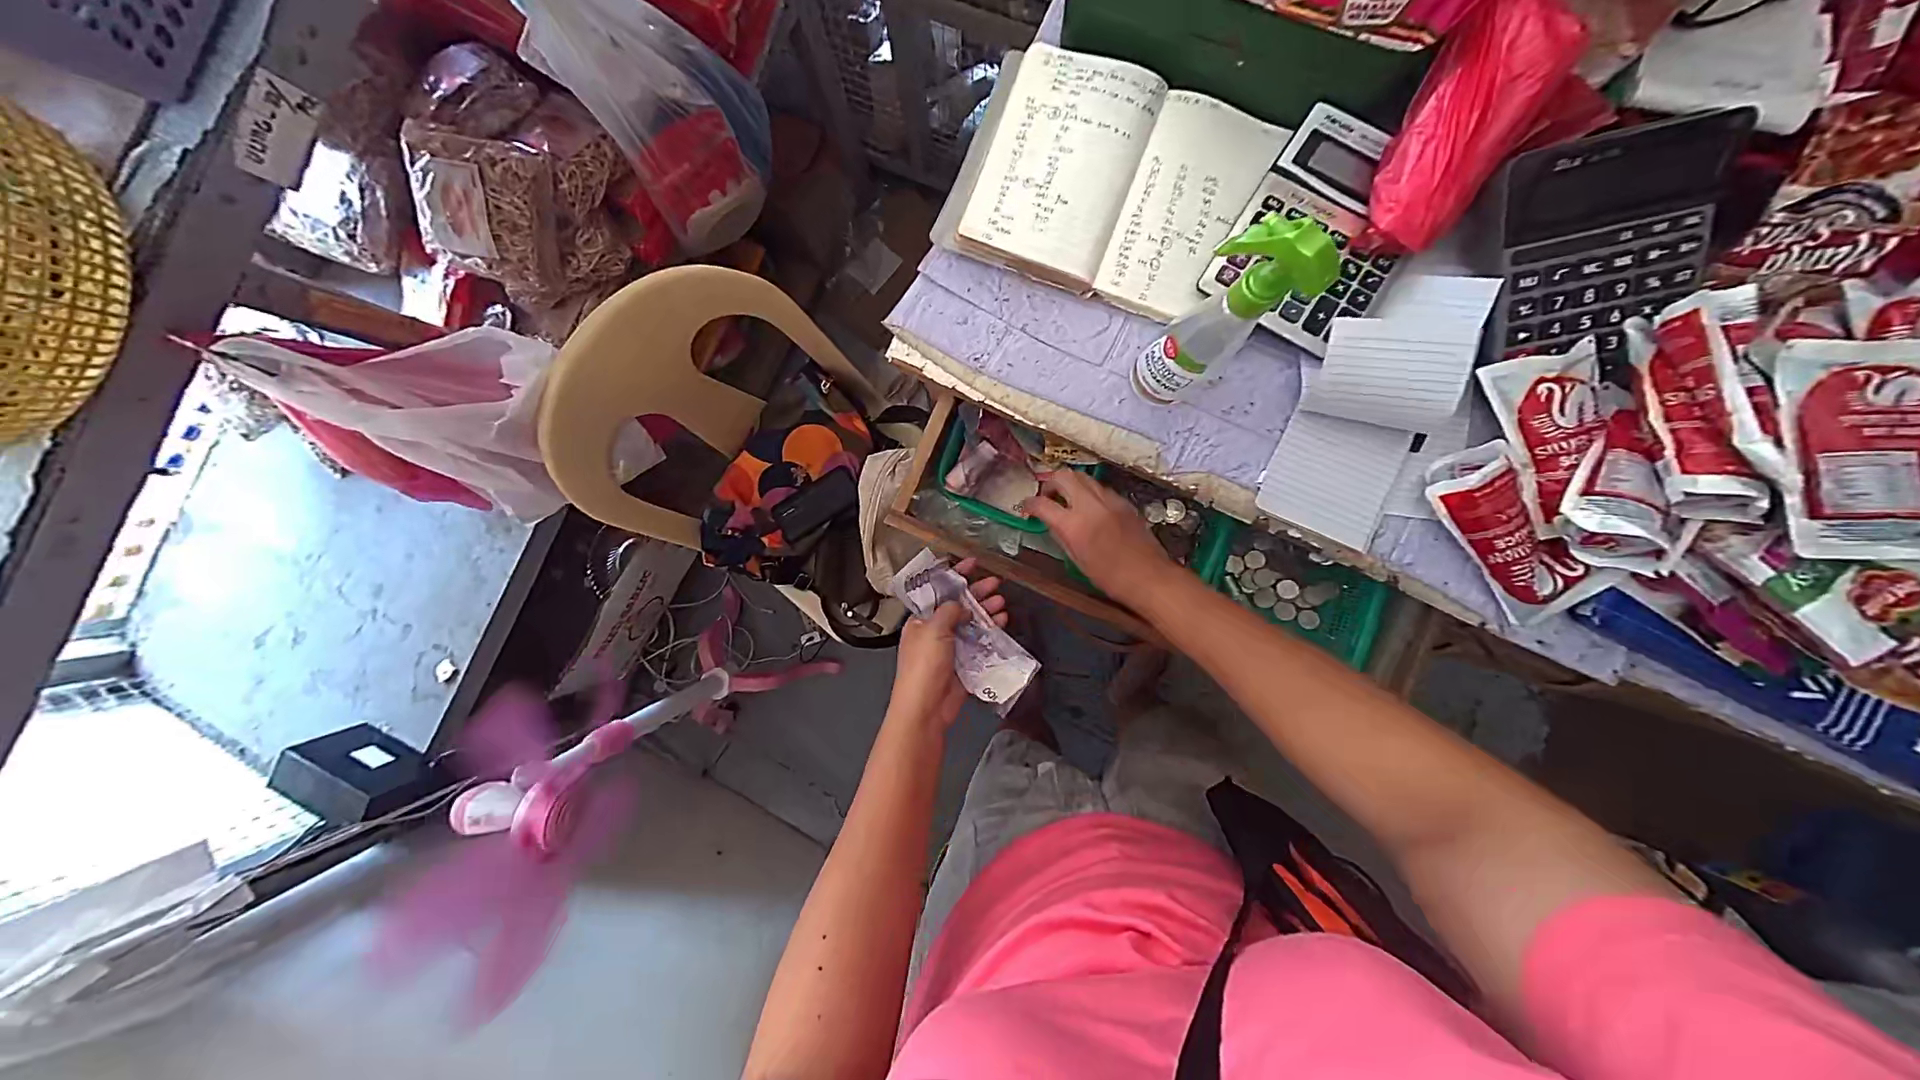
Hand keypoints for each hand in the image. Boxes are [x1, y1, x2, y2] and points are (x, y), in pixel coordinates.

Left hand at [887, 558, 1006, 733]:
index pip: (939, 592)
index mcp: (920, 621)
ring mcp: (949, 649)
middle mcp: (934, 633)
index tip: (972, 564)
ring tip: (1001, 604)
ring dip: (986, 612)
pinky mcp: (963, 666)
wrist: (926, 709)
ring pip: (971, 625)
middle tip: (995, 584)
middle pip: (959, 607)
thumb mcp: (933, 629)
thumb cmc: (922, 668)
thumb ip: (949, 610)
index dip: (956, 576)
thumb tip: (960, 602)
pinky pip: (979, 645)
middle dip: (977, 593)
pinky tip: (1000, 624)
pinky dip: (990, 633)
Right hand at [1022, 472, 1175, 606]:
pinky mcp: (1124, 501)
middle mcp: (1090, 505)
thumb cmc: (1109, 577)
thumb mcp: (1076, 559)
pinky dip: (1089, 492)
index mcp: (1074, 525)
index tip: (1027, 507)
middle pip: (1063, 475)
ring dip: (1070, 484)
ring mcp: (1109, 500)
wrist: (1148, 577)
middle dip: (1050, 483)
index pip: (1042, 503)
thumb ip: (1060, 535)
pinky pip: (1100, 488)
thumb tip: (1050, 521)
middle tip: (1048, 498)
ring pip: (1083, 477)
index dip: (1029, 504)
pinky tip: (1090, 508)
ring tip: (1068, 500)